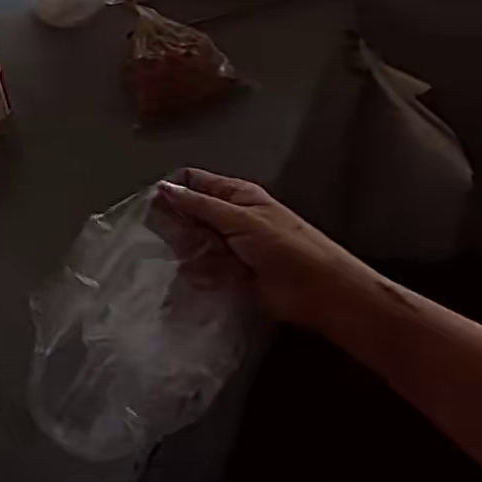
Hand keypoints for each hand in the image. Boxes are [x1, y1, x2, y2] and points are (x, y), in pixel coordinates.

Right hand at [155, 168, 387, 331]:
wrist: (329, 300)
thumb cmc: (292, 252)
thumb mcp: (242, 220)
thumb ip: (199, 204)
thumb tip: (163, 188)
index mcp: (236, 195)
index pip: (191, 181)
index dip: (171, 189)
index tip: (153, 204)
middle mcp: (229, 216)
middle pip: (186, 212)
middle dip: (179, 226)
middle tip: (184, 238)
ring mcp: (229, 245)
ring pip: (190, 240)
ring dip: (190, 251)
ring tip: (202, 262)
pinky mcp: (229, 271)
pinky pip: (200, 266)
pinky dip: (198, 272)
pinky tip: (206, 277)